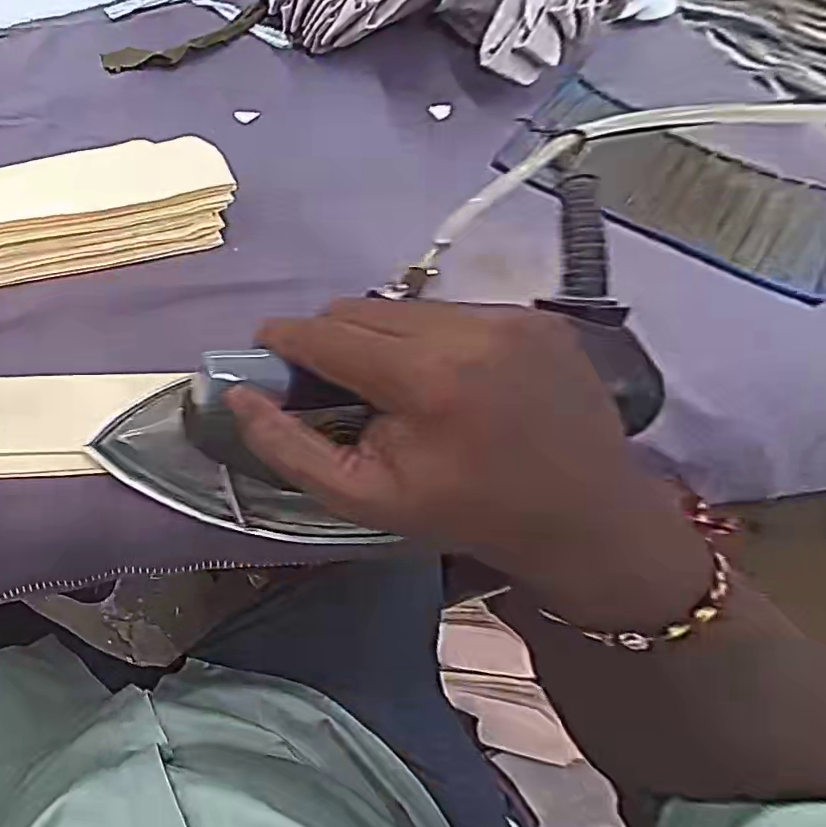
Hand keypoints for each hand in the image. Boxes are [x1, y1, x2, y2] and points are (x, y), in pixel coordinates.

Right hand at [228, 299, 709, 628]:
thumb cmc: (461, 514)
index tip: (263, 352)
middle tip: (324, 379)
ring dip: (372, 336)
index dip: (282, 339)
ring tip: (384, 382)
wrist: (587, 521)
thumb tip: (239, 395)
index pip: (324, 332)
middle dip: (325, 339)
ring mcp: (510, 317)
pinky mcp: (536, 317)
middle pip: (356, 310)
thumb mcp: (359, 497)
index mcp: (426, 378)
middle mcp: (470, 330)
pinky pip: (444, 310)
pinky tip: (437, 377)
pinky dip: (419, 336)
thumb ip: (285, 446)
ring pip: (398, 306)